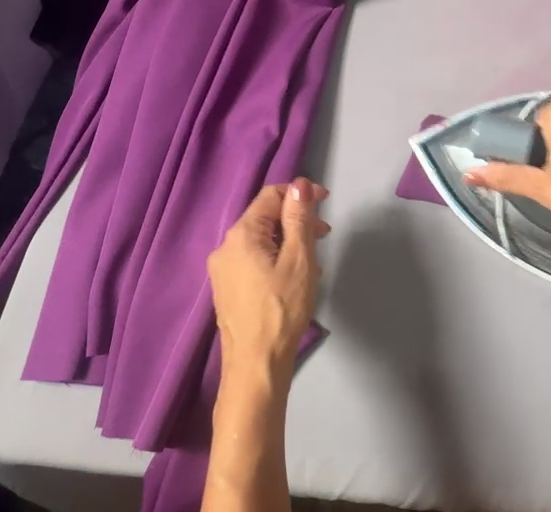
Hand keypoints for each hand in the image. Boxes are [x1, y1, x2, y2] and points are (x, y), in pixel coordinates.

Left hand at [207, 178, 329, 376]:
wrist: (256, 365)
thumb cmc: (282, 308)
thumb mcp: (299, 258)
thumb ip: (299, 218)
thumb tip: (299, 185)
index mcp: (241, 235)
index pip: (271, 195)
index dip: (300, 193)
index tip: (326, 203)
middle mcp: (225, 248)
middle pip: (265, 217)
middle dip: (297, 219)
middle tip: (324, 235)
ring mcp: (223, 271)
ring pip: (261, 240)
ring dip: (290, 241)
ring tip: (314, 261)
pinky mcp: (228, 290)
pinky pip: (255, 260)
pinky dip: (278, 258)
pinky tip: (295, 278)